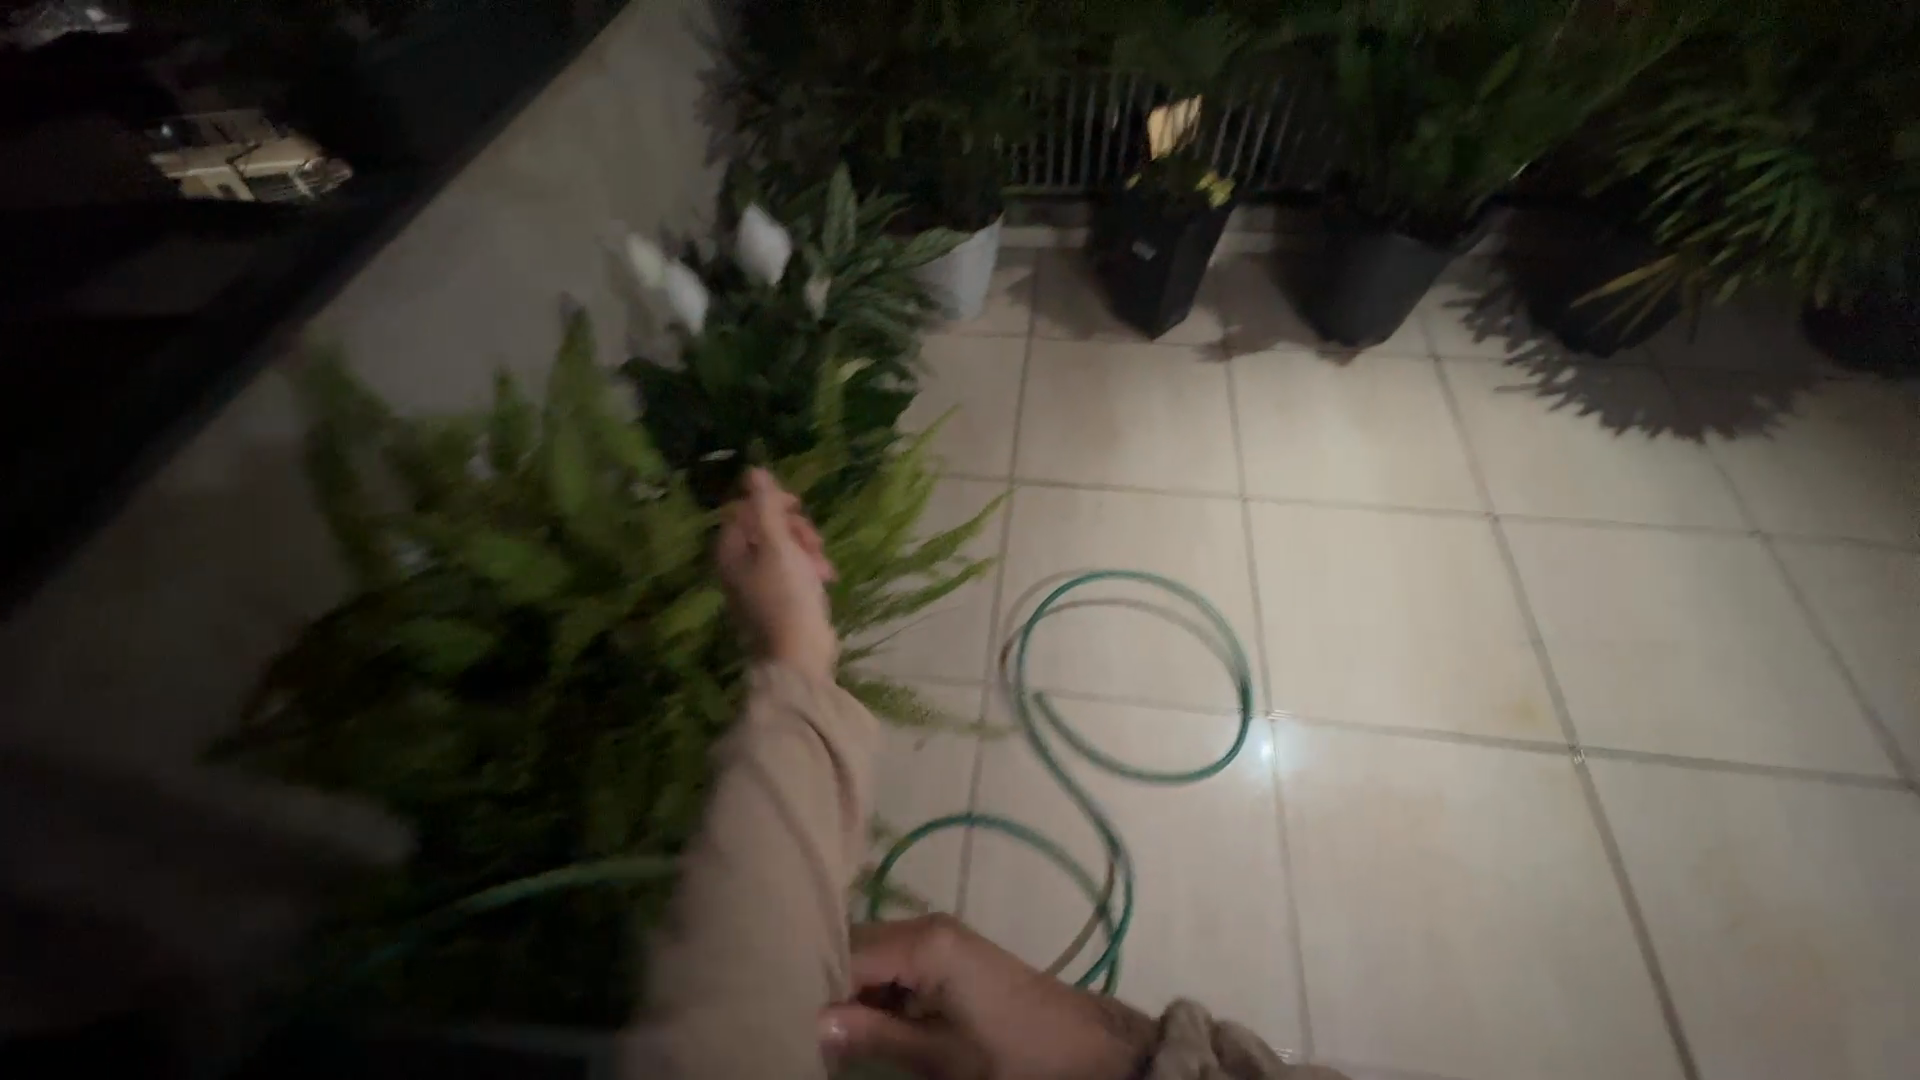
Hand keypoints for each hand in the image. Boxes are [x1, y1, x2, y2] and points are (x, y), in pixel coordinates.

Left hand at [716, 468, 837, 679]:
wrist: (797, 654)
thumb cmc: (785, 597)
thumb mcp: (777, 545)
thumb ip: (766, 506)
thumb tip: (754, 470)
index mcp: (730, 551)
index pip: (744, 509)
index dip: (772, 503)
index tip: (798, 508)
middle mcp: (738, 565)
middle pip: (765, 528)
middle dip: (794, 529)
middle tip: (814, 541)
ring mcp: (758, 584)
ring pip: (783, 549)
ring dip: (807, 549)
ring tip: (823, 566)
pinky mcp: (779, 600)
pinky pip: (792, 571)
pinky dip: (808, 569)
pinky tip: (825, 579)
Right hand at [820, 915, 1154, 1079]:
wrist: (1079, 1047)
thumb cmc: (1010, 1054)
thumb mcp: (939, 1056)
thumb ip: (875, 1036)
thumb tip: (813, 1023)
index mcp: (923, 941)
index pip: (847, 955)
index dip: (816, 989)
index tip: (788, 1021)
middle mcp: (924, 925)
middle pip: (856, 948)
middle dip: (829, 987)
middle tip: (802, 1029)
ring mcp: (937, 937)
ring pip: (872, 956)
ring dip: (852, 992)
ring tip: (825, 1031)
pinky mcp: (946, 954)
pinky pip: (894, 965)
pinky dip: (877, 993)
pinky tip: (864, 1025)